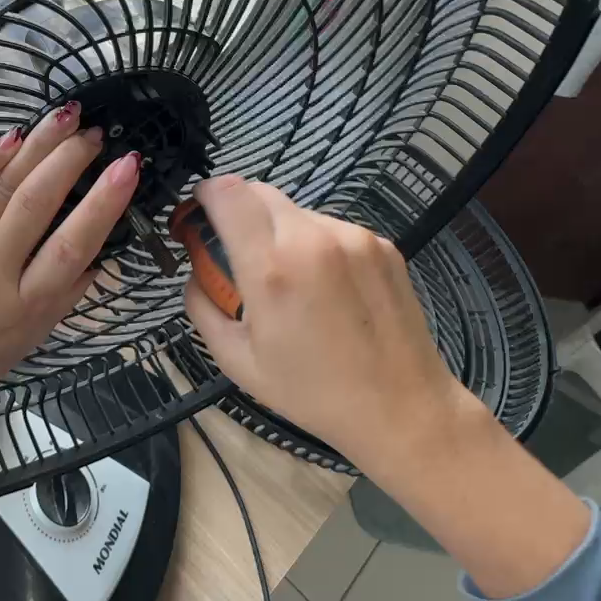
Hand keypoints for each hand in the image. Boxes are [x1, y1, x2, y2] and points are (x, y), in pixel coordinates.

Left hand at [0, 102, 137, 400]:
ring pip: (1, 187)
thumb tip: (101, 248)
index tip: (126, 166)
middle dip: (69, 159)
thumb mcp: (36, 335)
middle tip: (94, 132)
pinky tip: (14, 135)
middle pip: (35, 203)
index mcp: (28, 303)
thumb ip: (69, 291)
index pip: (73, 244)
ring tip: (65, 116)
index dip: (103, 202)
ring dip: (36, 145)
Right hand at [181, 176, 589, 598]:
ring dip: (276, 229)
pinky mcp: (381, 244)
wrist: (405, 410)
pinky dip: (313, 244)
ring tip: (290, 279)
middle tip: (236, 250)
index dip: (205, 194)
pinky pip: (328, 227)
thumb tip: (196, 270)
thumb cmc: (312, 393)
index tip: (200, 214)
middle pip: (257, 190)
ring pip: (294, 210)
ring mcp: (352, 237)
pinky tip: (326, 287)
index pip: (227, 193)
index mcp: (271, 268)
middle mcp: (312, 239)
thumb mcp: (235, 360)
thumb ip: (202, 304)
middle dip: (236, 210)